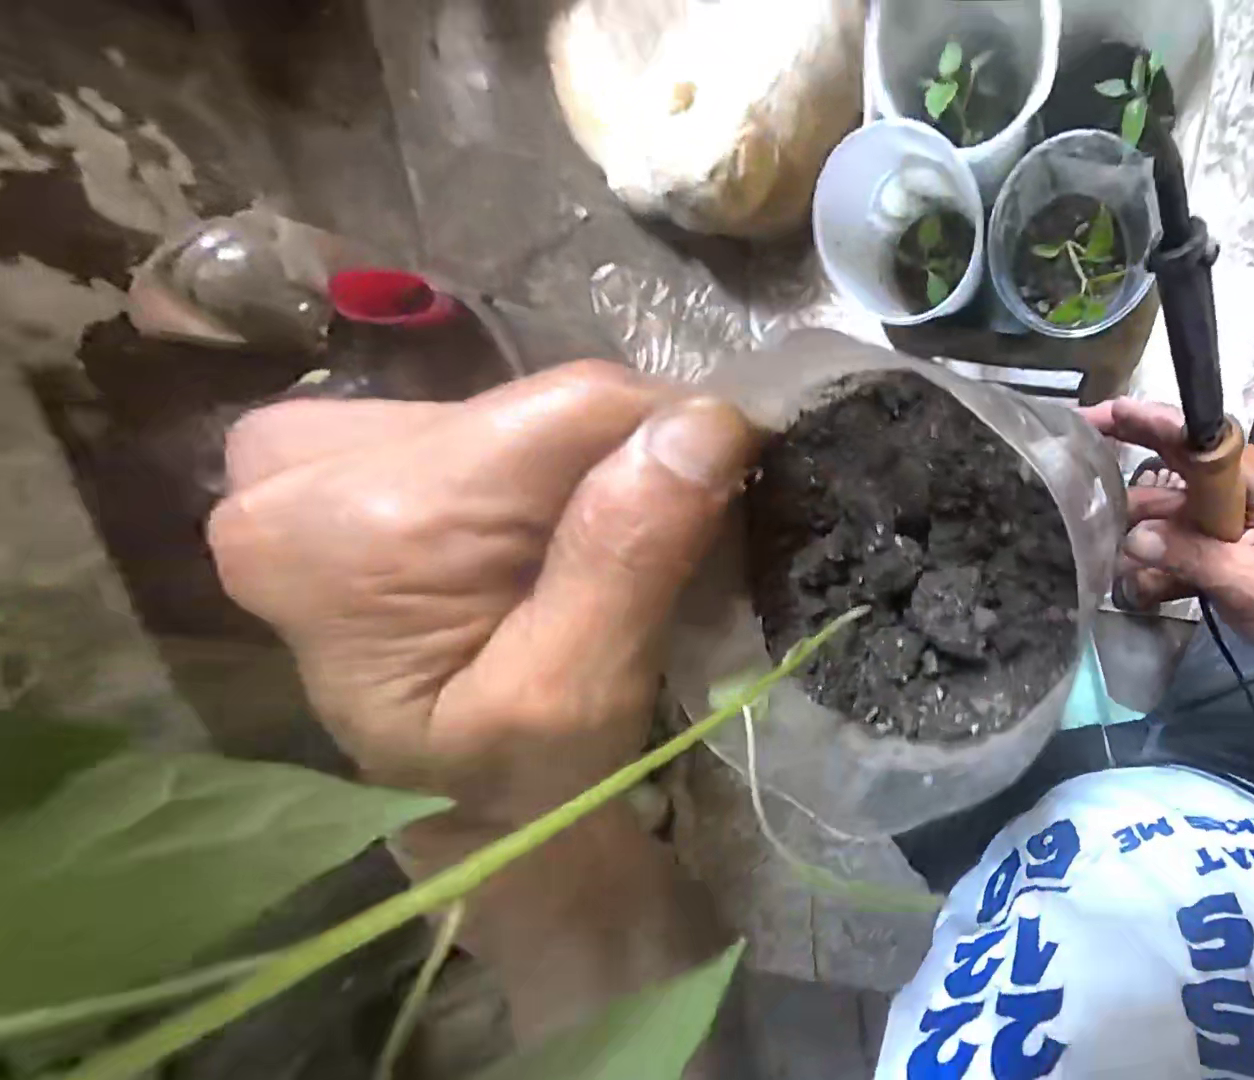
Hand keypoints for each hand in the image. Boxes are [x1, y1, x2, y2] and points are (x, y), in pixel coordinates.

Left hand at [209, 362, 755, 828]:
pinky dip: (574, 469)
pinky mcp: (362, 452)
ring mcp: (324, 448)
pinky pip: (519, 424)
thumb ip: (630, 556)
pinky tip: (575, 525)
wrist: (473, 800)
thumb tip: (705, 427)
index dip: (675, 440)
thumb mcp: (582, 690)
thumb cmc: (524, 772)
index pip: (574, 409)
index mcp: (357, 525)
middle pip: (556, 405)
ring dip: (609, 468)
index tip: (728, 494)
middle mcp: (305, 459)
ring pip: (544, 410)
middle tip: (674, 542)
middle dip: (638, 462)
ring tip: (625, 545)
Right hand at [1082, 398, 1253, 668]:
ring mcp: (1232, 515)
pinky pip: (1175, 532)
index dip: (1161, 425)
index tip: (1114, 412)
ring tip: (1089, 520)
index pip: (1212, 445)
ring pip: (1172, 502)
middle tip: (1081, 437)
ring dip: (1135, 515)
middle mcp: (1249, 490)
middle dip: (1134, 449)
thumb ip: (1195, 558)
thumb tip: (1134, 538)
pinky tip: (1122, 561)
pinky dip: (1150, 545)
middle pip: (1184, 461)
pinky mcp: (1219, 539)